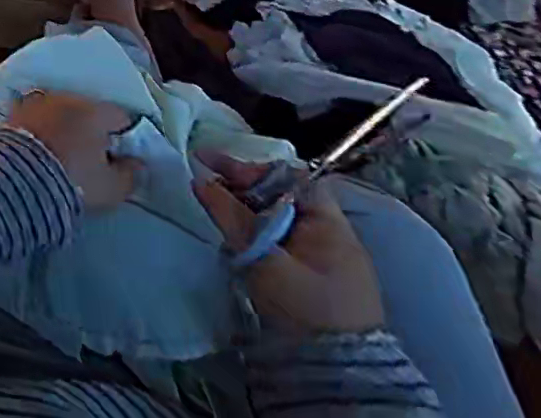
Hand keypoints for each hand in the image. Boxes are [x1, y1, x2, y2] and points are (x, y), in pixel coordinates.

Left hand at [7, 92, 139, 211]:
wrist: (18, 178)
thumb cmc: (73, 180)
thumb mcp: (111, 187)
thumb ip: (130, 175)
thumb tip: (137, 164)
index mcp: (95, 111)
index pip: (120, 116)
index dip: (125, 137)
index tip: (121, 156)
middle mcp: (66, 98)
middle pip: (88, 110)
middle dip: (92, 129)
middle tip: (91, 156)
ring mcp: (38, 102)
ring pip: (60, 111)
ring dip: (64, 126)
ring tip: (62, 152)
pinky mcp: (15, 112)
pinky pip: (36, 117)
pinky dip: (41, 128)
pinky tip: (41, 146)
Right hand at [194, 154, 385, 334]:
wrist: (339, 375)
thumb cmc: (306, 308)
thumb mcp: (265, 261)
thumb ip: (233, 219)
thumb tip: (200, 181)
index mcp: (328, 223)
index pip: (287, 176)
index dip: (250, 167)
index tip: (213, 165)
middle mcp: (329, 233)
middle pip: (280, 193)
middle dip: (242, 185)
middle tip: (208, 185)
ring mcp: (323, 254)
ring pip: (277, 214)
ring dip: (245, 207)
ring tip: (216, 208)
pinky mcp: (312, 273)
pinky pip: (278, 235)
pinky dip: (254, 228)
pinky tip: (235, 234)